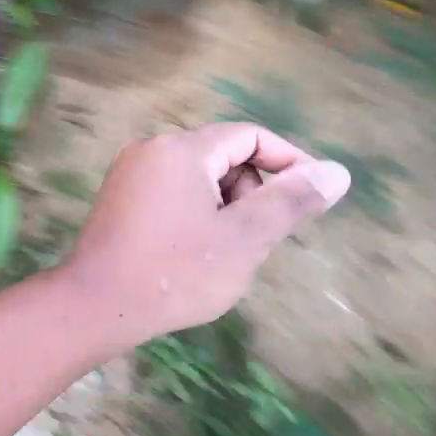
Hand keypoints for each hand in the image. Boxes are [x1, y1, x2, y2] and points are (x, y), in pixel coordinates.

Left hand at [61, 123, 350, 346]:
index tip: (316, 200)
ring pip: (199, 176)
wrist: (100, 300)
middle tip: (253, 239)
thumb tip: (336, 171)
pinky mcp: (120, 196)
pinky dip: (198, 212)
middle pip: (222, 154)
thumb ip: (290, 200)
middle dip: (251, 191)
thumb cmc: (178, 269)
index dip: (290, 162)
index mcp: (178, 149)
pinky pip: (173, 190)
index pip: (248, 136)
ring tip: (222, 251)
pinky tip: (194, 252)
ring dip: (226, 206)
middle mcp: (148, 149)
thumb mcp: (246, 237)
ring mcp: (129, 172)